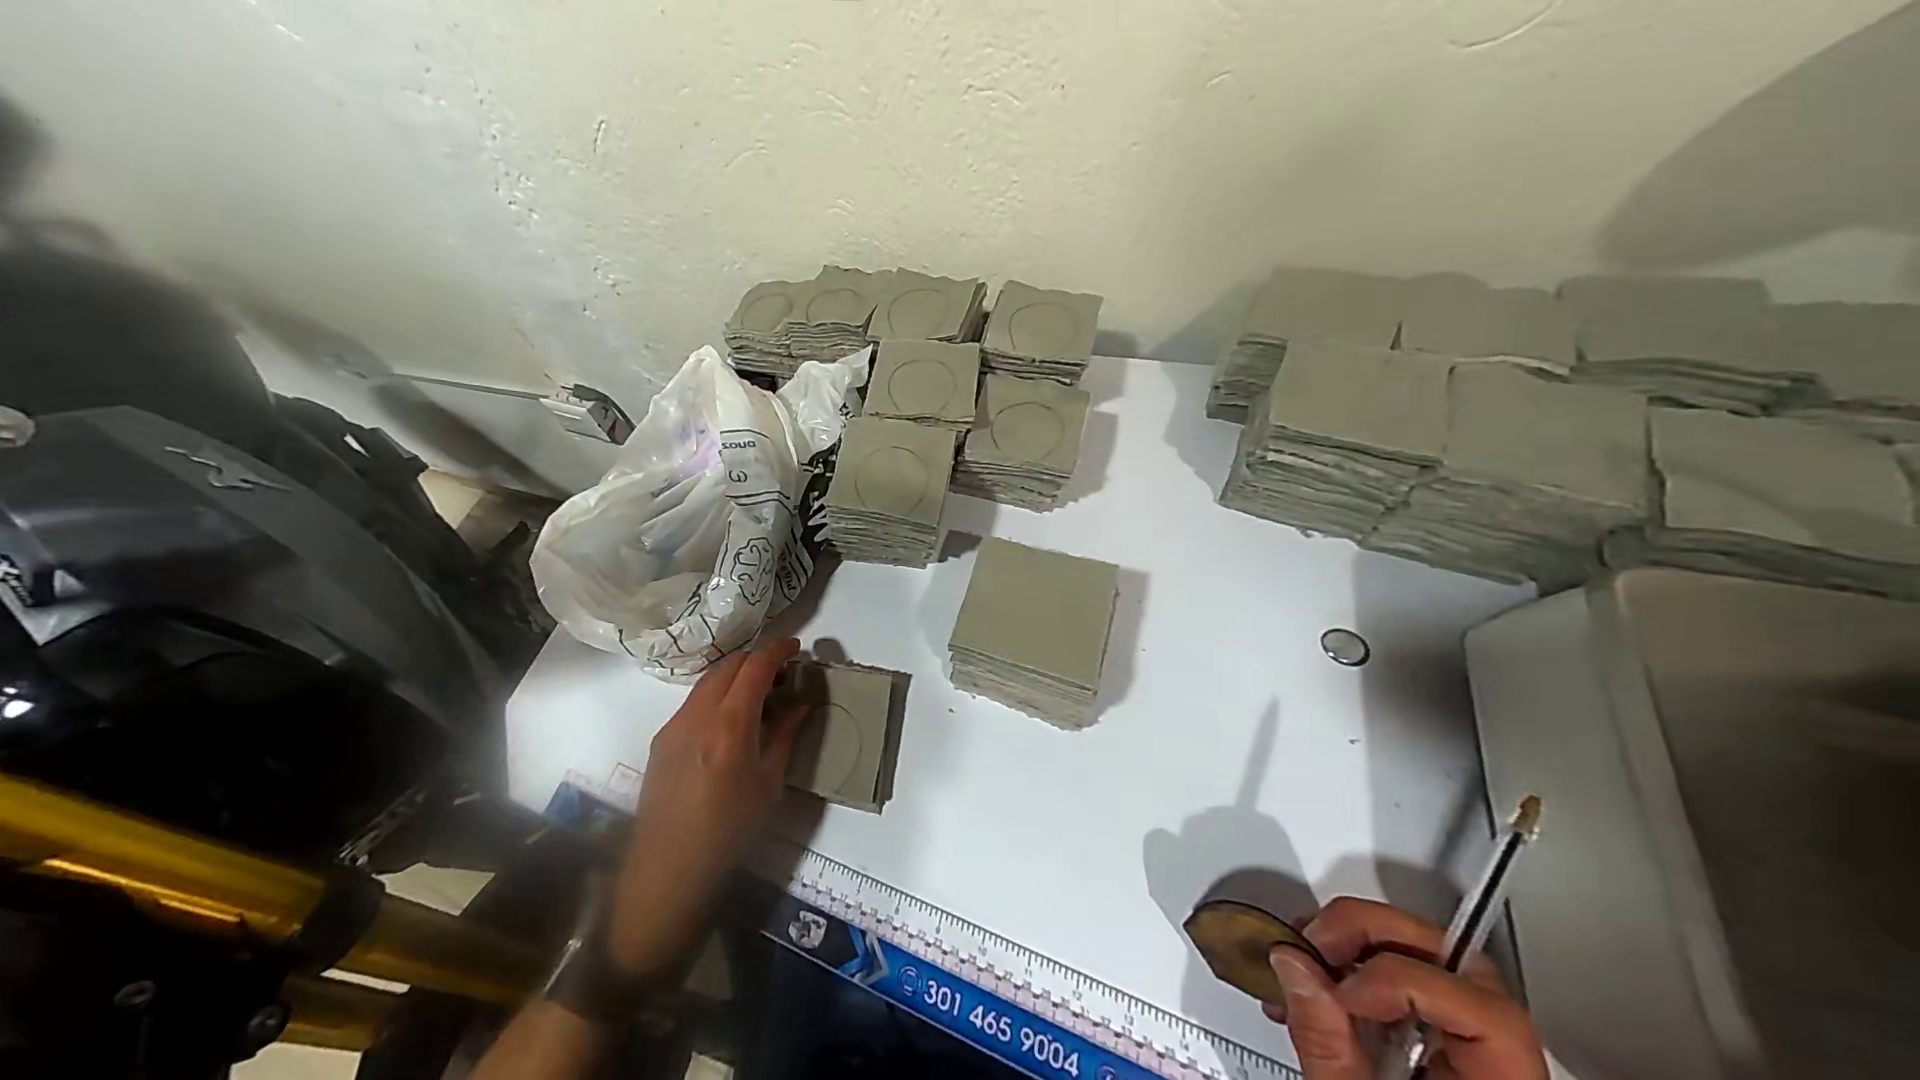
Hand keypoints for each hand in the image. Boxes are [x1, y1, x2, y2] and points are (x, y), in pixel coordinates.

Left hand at [608, 638, 807, 977]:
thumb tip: (799, 704)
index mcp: (730, 725)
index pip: (755, 668)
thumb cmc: (730, 829)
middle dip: (758, 658)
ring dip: (736, 675)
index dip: (778, 650)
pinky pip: (694, 701)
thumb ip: (784, 735)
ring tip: (760, 692)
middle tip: (783, 671)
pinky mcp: (662, 739)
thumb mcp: (769, 782)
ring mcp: (675, 725)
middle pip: (729, 665)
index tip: (796, 648)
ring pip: (708, 681)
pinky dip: (718, 694)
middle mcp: (698, 715)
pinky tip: (731, 718)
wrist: (669, 866)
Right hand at [1265, 897, 1546, 1079]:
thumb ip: (1326, 1043)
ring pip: (1427, 954)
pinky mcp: (1436, 1034)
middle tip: (1316, 945)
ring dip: (1356, 943)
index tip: (1342, 993)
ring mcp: (1473, 1045)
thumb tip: (1294, 962)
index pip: (1485, 1012)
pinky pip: (1404, 970)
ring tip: (1308, 964)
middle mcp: (1502, 1064)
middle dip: (1371, 935)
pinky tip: (1317, 983)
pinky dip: (1353, 962)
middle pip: (1454, 962)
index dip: (1404, 981)